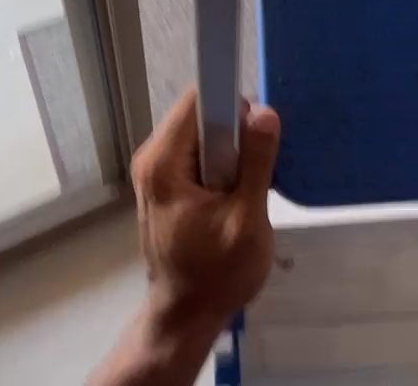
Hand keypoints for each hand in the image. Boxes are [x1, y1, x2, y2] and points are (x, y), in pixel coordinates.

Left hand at [132, 88, 281, 334]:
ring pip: (202, 131)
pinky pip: (198, 150)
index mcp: (163, 162)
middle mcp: (152, 157)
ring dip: (231, 148)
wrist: (186, 318)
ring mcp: (156, 170)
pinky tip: (237, 191)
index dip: (233, 104)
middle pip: (200, 113)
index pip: (198, 99)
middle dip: (235, 129)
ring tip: (250, 181)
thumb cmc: (217, 274)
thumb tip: (265, 110)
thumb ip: (256, 163)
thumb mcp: (247, 220)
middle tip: (259, 165)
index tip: (259, 130)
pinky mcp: (165, 182)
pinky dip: (222, 162)